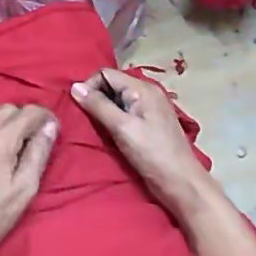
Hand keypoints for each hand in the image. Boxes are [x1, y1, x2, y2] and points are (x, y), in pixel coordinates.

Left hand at [0, 105, 58, 255]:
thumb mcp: (26, 187)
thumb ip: (39, 152)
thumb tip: (50, 126)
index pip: (28, 112)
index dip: (46, 116)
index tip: (55, 131)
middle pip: (9, 110)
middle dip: (27, 117)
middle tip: (39, 138)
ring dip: (11, 126)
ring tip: (22, 149)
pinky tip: (1, 159)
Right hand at [70, 68, 218, 216]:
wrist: (181, 181)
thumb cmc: (152, 153)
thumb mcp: (122, 128)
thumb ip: (98, 106)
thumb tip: (75, 87)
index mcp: (142, 88)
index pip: (107, 74)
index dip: (89, 86)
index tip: (79, 108)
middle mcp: (147, 93)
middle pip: (113, 84)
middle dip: (96, 97)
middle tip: (84, 119)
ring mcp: (150, 108)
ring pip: (118, 100)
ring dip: (103, 110)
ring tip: (94, 127)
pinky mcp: (150, 123)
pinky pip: (126, 112)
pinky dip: (114, 119)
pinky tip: (108, 133)